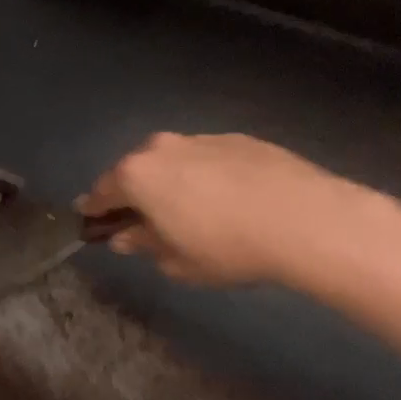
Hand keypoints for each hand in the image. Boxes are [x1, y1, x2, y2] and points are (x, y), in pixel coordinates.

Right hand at [78, 133, 385, 286]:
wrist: (307, 220)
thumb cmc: (227, 246)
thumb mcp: (178, 261)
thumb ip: (144, 245)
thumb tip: (125, 237)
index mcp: (135, 175)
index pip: (101, 193)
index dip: (95, 211)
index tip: (93, 224)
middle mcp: (159, 148)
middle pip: (135, 171)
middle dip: (136, 193)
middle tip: (148, 220)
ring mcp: (200, 138)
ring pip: (173, 161)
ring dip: (173, 181)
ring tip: (195, 210)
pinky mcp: (239, 139)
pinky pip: (209, 158)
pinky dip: (209, 175)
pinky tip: (232, 200)